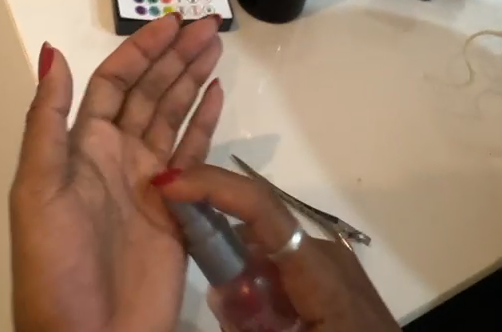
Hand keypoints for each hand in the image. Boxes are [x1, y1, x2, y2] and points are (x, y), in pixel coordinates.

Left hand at [10, 15, 225, 331]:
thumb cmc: (55, 264)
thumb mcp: (37, 189)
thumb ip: (47, 119)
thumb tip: (50, 52)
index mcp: (82, 145)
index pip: (115, 81)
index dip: (140, 50)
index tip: (169, 24)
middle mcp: (116, 154)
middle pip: (149, 90)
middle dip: (175, 55)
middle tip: (205, 24)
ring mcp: (148, 179)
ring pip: (173, 113)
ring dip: (191, 77)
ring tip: (214, 44)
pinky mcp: (177, 206)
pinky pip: (193, 152)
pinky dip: (205, 121)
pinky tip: (216, 92)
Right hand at [154, 166, 399, 331]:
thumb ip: (245, 323)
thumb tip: (218, 292)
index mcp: (316, 267)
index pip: (260, 205)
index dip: (213, 186)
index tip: (169, 183)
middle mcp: (323, 251)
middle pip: (255, 224)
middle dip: (215, 233)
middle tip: (183, 248)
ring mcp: (330, 263)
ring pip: (267, 249)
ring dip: (239, 269)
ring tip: (235, 311)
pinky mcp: (333, 279)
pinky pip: (283, 267)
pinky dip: (260, 283)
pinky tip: (256, 316)